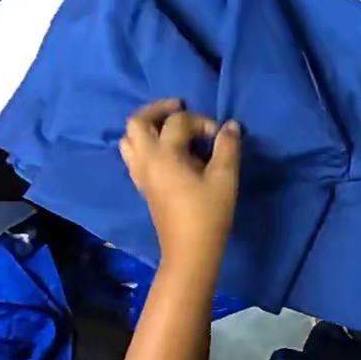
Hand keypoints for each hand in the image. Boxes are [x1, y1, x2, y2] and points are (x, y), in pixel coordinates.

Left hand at [119, 98, 241, 264]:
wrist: (189, 252)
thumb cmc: (208, 214)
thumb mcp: (224, 178)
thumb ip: (227, 147)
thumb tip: (230, 126)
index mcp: (163, 154)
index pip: (178, 122)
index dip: (202, 121)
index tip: (220, 136)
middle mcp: (145, 160)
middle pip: (137, 122)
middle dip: (158, 110)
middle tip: (180, 107)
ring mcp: (140, 174)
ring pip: (130, 139)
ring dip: (147, 127)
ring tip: (169, 127)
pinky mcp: (143, 187)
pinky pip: (134, 155)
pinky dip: (146, 144)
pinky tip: (167, 151)